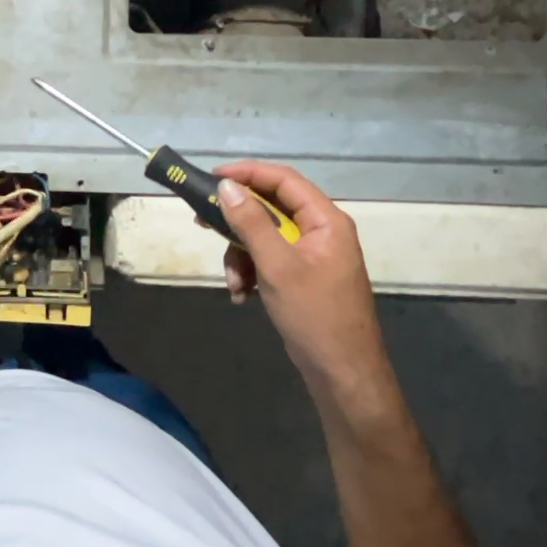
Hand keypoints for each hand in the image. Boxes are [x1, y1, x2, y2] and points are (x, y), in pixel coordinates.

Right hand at [214, 162, 389, 396]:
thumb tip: (226, 186)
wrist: (342, 373)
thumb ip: (250, 222)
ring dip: (240, 255)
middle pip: (271, 207)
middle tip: (204, 222)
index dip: (247, 173)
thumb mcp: (276, 265)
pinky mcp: (302, 276)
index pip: (284, 180)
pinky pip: (268, 259)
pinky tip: (241, 293)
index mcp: (325, 221)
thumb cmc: (314, 314)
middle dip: (237, 221)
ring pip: (264, 236)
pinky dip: (250, 271)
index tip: (212, 178)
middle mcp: (321, 231)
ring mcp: (312, 255)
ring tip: (232, 281)